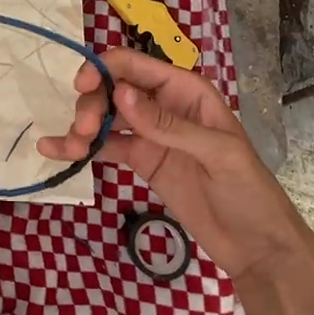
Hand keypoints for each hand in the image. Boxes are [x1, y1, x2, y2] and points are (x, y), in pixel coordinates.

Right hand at [37, 48, 313, 279]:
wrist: (258, 249)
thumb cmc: (249, 192)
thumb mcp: (216, 154)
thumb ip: (168, 125)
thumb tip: (120, 93)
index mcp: (184, 90)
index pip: (135, 65)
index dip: (105, 69)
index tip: (82, 87)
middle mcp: (161, 104)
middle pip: (113, 88)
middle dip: (92, 103)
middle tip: (82, 130)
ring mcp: (148, 132)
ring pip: (104, 115)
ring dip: (82, 125)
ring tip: (70, 147)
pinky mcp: (140, 159)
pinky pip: (105, 146)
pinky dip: (79, 147)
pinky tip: (54, 150)